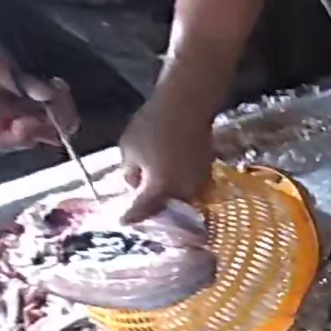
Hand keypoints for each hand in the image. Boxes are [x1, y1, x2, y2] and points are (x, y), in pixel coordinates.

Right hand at [0, 18, 78, 151]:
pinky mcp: (34, 101)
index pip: (1, 141)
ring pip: (56, 125)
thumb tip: (38, 91)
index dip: (20, 136)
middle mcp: (6, 119)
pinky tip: (57, 82)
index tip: (30, 118)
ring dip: (63, 107)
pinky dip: (63, 99)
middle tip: (55, 94)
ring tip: (56, 84)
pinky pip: (59, 110)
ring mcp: (22, 112)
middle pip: (39, 136)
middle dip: (55, 119)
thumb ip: (1, 71)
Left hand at [115, 87, 215, 221]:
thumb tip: (134, 185)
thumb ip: (129, 173)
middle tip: (140, 205)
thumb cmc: (152, 126)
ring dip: (168, 197)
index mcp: (159, 189)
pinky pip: (190, 187)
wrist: (187, 107)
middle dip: (153, 209)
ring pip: (180, 199)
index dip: (131, 217)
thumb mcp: (128, 148)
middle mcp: (182, 192)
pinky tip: (172, 174)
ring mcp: (198, 184)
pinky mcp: (207, 174)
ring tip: (157, 189)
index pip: (142, 211)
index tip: (123, 223)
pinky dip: (180, 185)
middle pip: (165, 209)